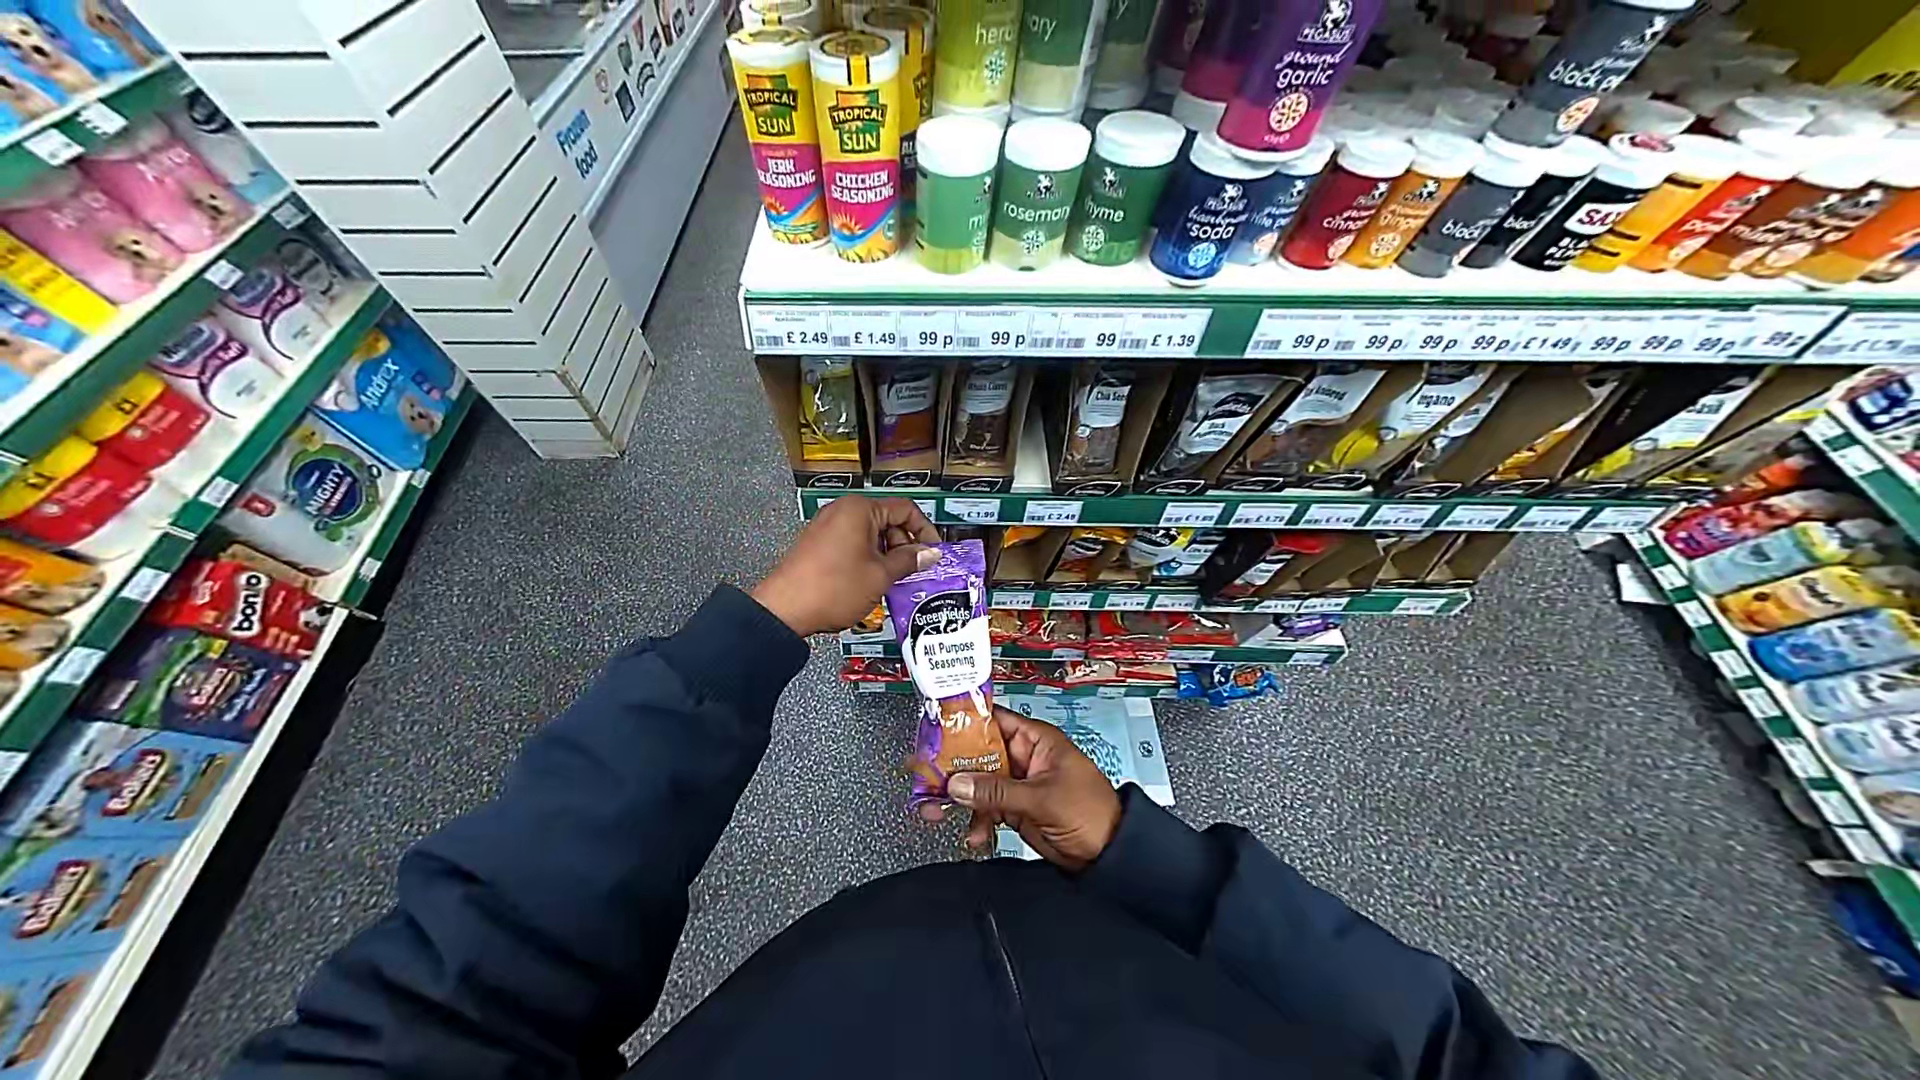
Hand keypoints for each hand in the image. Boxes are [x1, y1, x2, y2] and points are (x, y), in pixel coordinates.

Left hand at [751, 496, 939, 636]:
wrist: (786, 610)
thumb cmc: (832, 588)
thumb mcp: (881, 575)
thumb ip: (909, 560)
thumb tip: (929, 553)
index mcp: (860, 509)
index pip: (905, 509)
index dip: (925, 531)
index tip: (933, 551)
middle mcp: (843, 511)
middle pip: (888, 521)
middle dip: (905, 546)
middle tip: (915, 570)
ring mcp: (828, 526)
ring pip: (871, 534)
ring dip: (887, 555)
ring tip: (894, 580)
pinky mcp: (819, 543)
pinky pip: (854, 543)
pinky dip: (869, 558)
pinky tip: (873, 581)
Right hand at [943, 706, 1121, 871]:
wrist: (1109, 856)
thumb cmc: (1092, 812)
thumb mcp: (1041, 798)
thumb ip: (997, 791)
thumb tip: (958, 784)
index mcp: (1035, 740)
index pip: (993, 720)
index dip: (964, 722)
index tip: (936, 729)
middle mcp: (1023, 757)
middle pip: (978, 753)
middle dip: (952, 767)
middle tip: (926, 776)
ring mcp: (1018, 783)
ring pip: (977, 782)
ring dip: (957, 797)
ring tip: (935, 811)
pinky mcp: (1015, 808)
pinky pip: (985, 807)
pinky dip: (975, 820)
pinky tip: (974, 835)